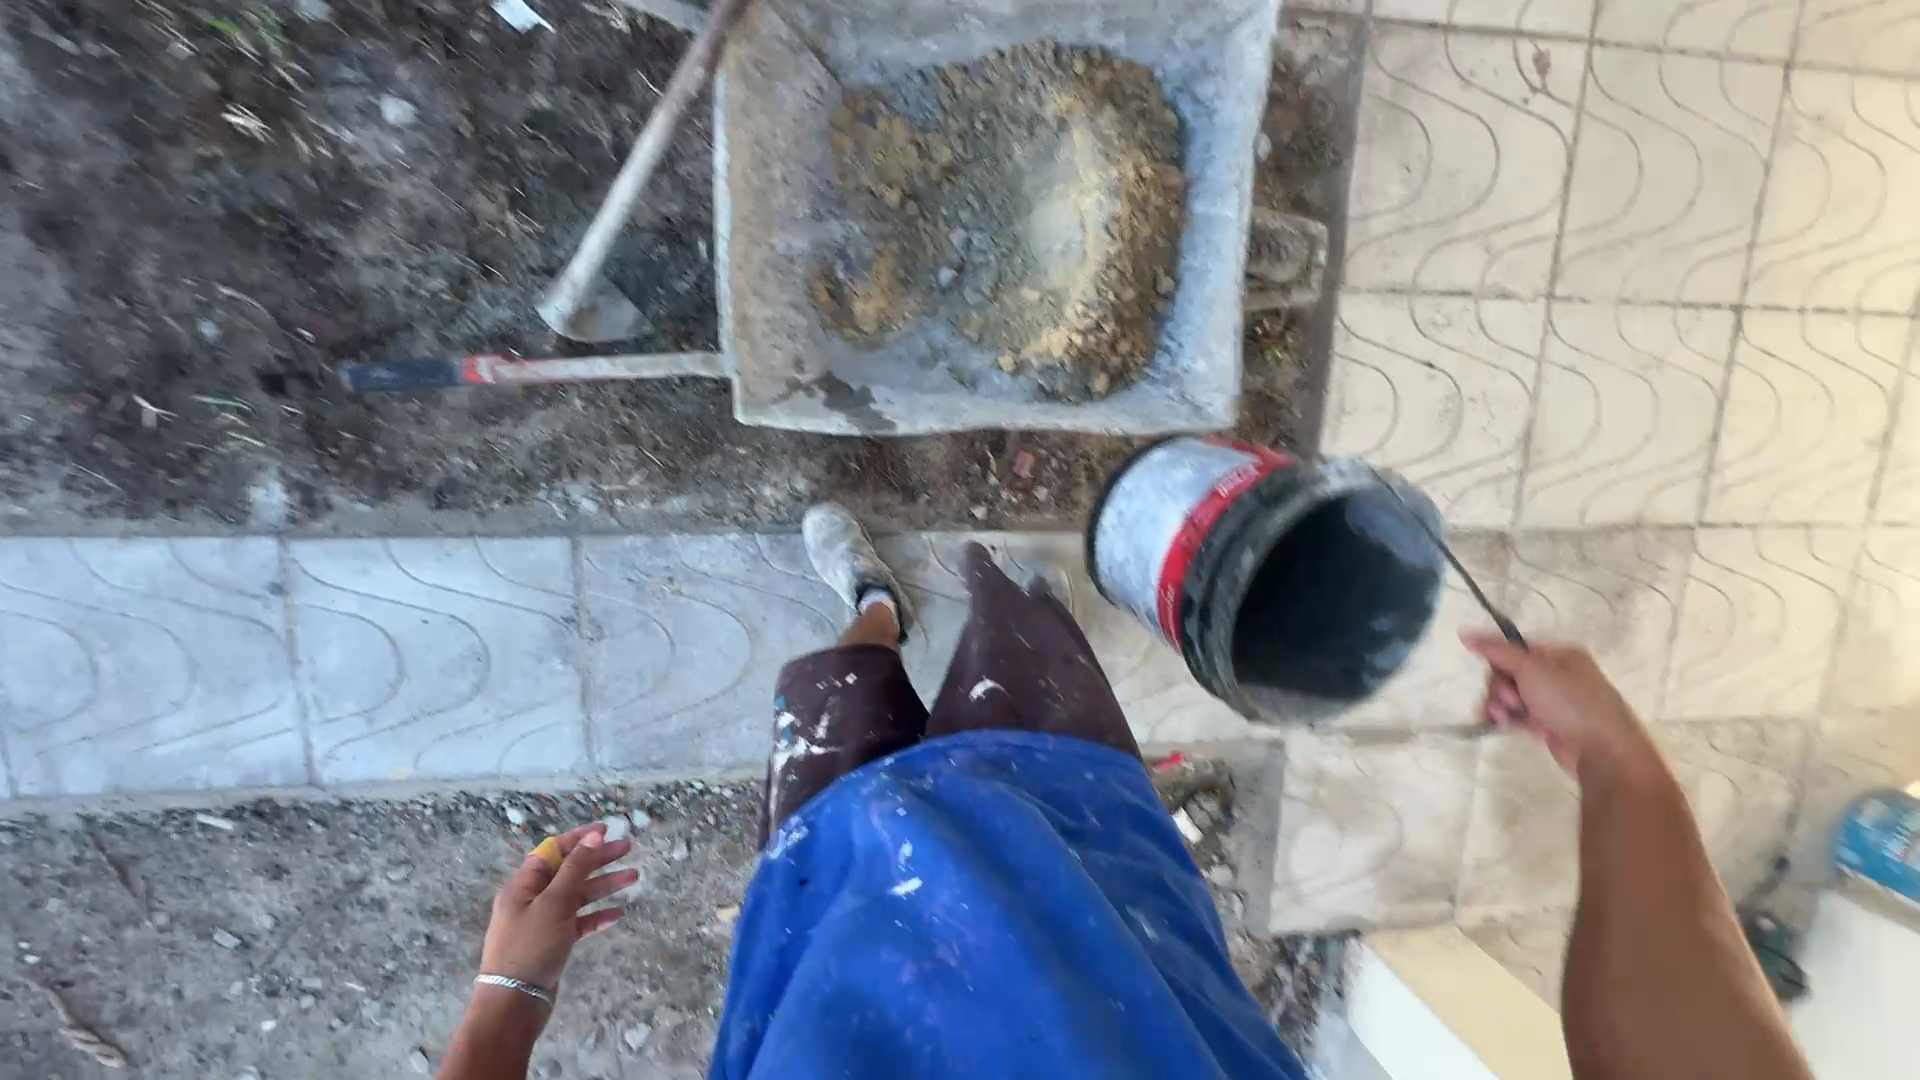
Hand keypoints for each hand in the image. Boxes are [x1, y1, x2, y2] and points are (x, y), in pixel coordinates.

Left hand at [479, 822, 637, 993]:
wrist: (513, 1005)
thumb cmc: (529, 947)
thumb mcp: (554, 902)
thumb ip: (575, 868)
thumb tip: (593, 836)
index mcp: (524, 886)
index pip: (553, 851)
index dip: (579, 839)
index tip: (607, 831)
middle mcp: (532, 900)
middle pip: (570, 871)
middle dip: (598, 859)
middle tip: (628, 849)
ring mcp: (543, 923)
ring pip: (578, 896)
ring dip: (604, 885)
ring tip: (634, 877)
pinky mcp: (554, 943)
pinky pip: (579, 922)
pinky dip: (597, 916)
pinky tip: (617, 915)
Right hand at [1461, 630, 1662, 783]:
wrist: (1601, 750)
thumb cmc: (1569, 702)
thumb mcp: (1530, 669)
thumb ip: (1495, 650)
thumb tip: (1463, 631)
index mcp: (1560, 655)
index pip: (1514, 649)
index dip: (1498, 662)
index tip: (1492, 673)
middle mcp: (1558, 674)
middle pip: (1509, 673)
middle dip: (1499, 688)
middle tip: (1506, 701)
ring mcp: (1555, 700)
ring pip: (1511, 695)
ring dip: (1499, 705)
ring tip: (1501, 717)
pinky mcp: (1549, 723)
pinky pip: (1518, 714)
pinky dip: (1508, 718)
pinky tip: (1501, 724)